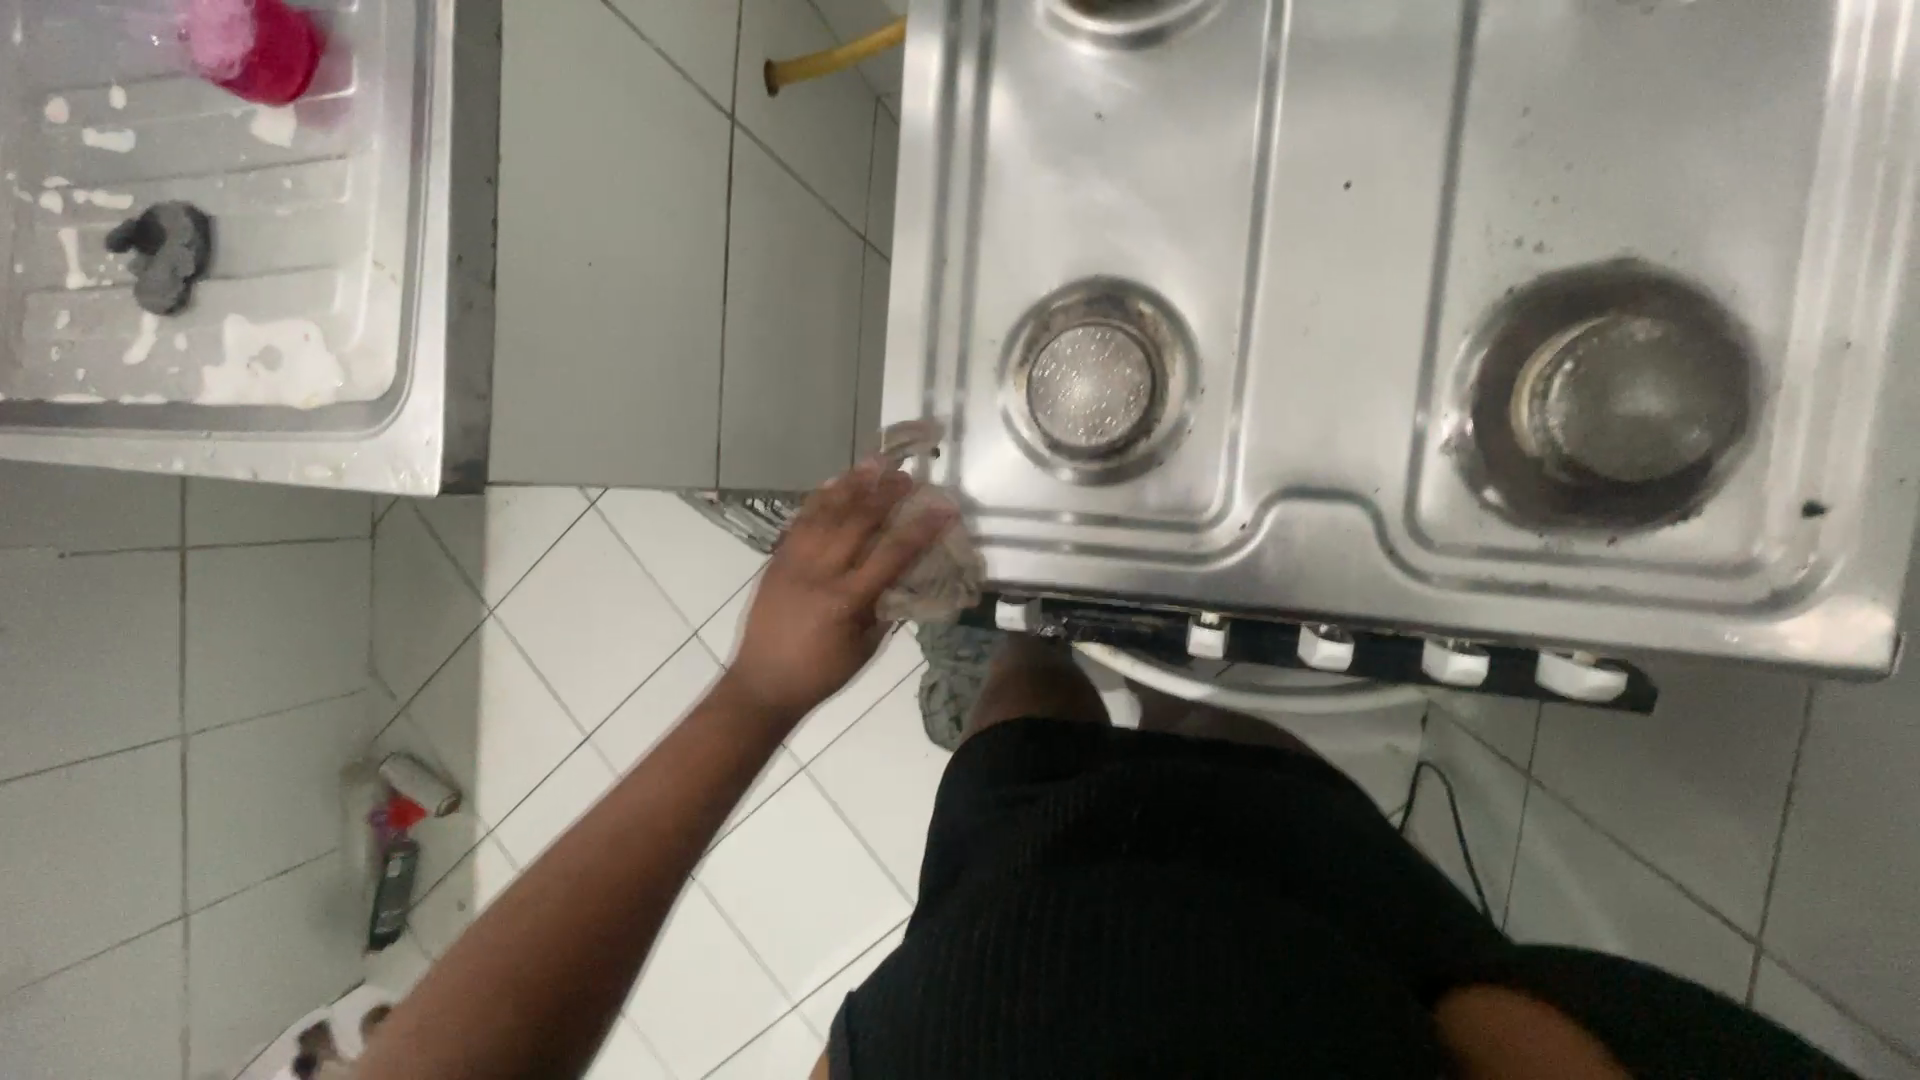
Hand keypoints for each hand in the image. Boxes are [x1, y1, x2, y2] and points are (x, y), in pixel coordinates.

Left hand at [723, 461, 957, 720]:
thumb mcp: (865, 649)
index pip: (892, 555)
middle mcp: (819, 573)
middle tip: (908, 476)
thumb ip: (884, 610)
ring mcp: (794, 562)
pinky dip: (819, 499)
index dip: (921, 529)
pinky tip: (834, 483)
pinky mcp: (777, 560)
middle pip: (858, 522)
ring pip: (826, 513)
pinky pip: (800, 521)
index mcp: (846, 601)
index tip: (944, 509)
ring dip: (852, 486)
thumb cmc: (820, 674)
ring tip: (874, 464)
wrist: (762, 683)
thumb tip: (904, 578)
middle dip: (886, 495)